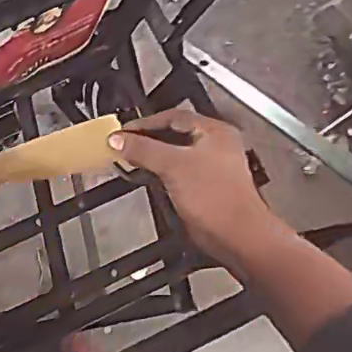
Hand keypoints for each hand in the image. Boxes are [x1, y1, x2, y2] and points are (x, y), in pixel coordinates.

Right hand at [108, 108, 285, 257]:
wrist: (233, 233)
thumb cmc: (216, 196)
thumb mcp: (173, 165)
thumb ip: (143, 149)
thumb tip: (118, 139)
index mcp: (215, 132)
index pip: (174, 118)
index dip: (146, 122)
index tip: (123, 131)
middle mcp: (214, 147)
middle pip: (173, 134)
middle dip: (146, 139)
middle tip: (123, 143)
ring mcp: (207, 168)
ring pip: (172, 154)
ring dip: (150, 155)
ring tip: (128, 158)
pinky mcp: (200, 187)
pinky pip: (173, 172)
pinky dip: (157, 171)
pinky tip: (144, 175)